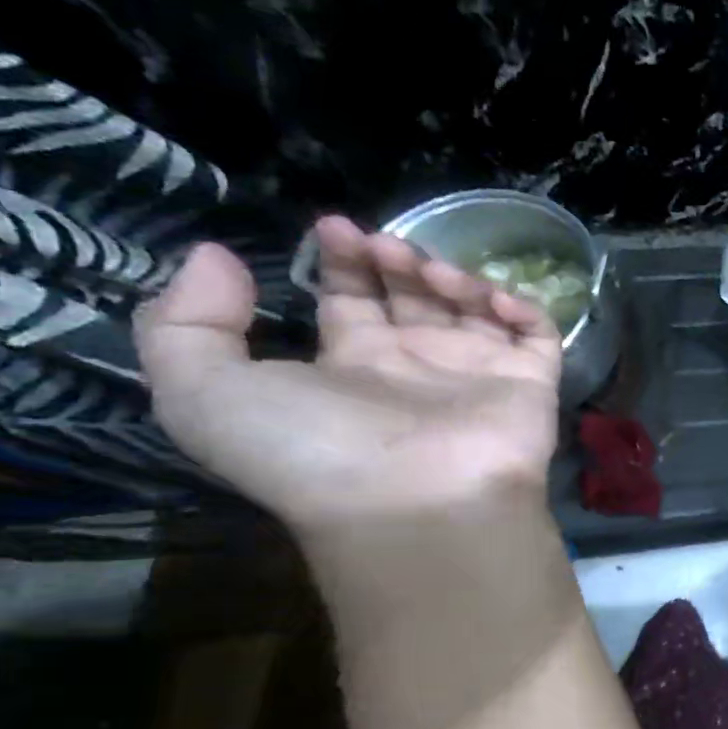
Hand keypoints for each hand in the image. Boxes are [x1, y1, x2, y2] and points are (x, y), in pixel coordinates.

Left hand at [135, 217, 561, 532]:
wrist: (413, 500)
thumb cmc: (312, 449)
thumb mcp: (201, 389)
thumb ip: (187, 319)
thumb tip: (218, 255)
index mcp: (352, 364)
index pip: (353, 299)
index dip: (343, 261)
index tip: (334, 228)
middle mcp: (418, 364)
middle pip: (415, 295)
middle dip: (399, 259)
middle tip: (384, 246)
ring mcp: (478, 372)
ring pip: (476, 307)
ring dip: (454, 276)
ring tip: (429, 271)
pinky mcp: (530, 382)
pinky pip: (538, 334)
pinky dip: (523, 307)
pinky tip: (491, 297)